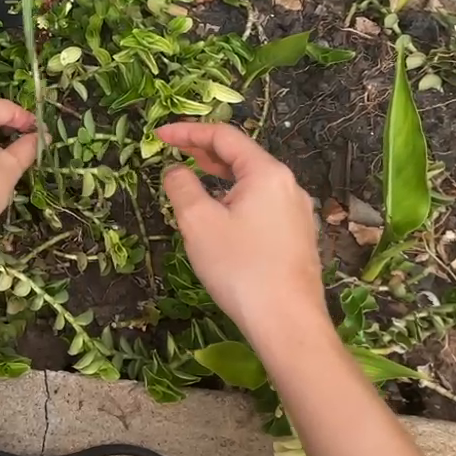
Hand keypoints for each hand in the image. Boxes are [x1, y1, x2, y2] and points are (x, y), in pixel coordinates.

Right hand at [157, 122, 324, 341]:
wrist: (287, 324)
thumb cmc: (240, 267)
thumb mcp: (198, 221)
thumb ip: (181, 186)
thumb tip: (175, 170)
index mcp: (266, 173)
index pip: (223, 137)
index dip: (187, 131)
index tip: (158, 134)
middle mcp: (288, 186)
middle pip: (241, 154)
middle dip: (203, 149)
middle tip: (171, 149)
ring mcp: (296, 212)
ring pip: (251, 179)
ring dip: (219, 172)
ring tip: (192, 174)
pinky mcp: (296, 236)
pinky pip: (261, 201)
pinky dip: (234, 194)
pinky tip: (220, 210)